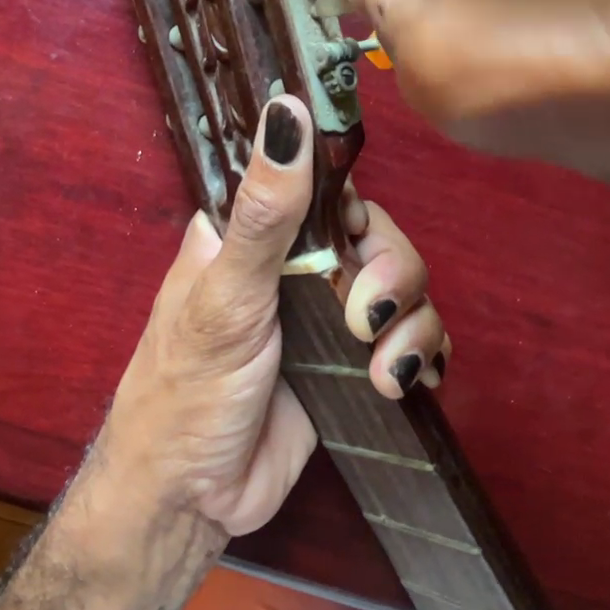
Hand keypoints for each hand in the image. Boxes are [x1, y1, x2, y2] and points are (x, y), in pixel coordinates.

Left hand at [0, 97, 445, 609]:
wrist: (193, 500)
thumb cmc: (190, 389)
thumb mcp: (227, 295)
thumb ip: (264, 211)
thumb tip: (288, 109)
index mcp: (253, 233)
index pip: (322, 185)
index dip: (352, 200)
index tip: (356, 231)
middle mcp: (295, 265)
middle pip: (376, 235)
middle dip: (390, 274)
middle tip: (365, 320)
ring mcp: (329, 315)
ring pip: (403, 287)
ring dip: (409, 325)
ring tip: (382, 373)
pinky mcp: (355, 364)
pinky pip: (412, 339)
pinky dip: (420, 355)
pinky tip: (404, 383)